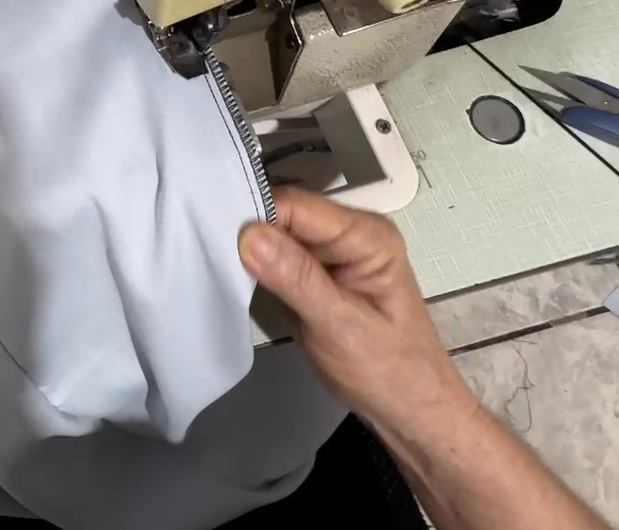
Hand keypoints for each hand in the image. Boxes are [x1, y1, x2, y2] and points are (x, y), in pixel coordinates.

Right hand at [239, 189, 479, 442]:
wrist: (409, 413)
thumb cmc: (389, 373)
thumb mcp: (341, 327)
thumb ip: (296, 278)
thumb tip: (248, 235)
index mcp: (366, 234)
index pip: (295, 205)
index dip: (256, 217)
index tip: (219, 240)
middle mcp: (347, 231)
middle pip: (281, 211)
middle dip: (247, 229)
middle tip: (209, 251)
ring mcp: (328, 248)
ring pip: (272, 228)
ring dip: (246, 245)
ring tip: (215, 261)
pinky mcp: (311, 267)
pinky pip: (273, 249)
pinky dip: (252, 260)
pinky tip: (233, 272)